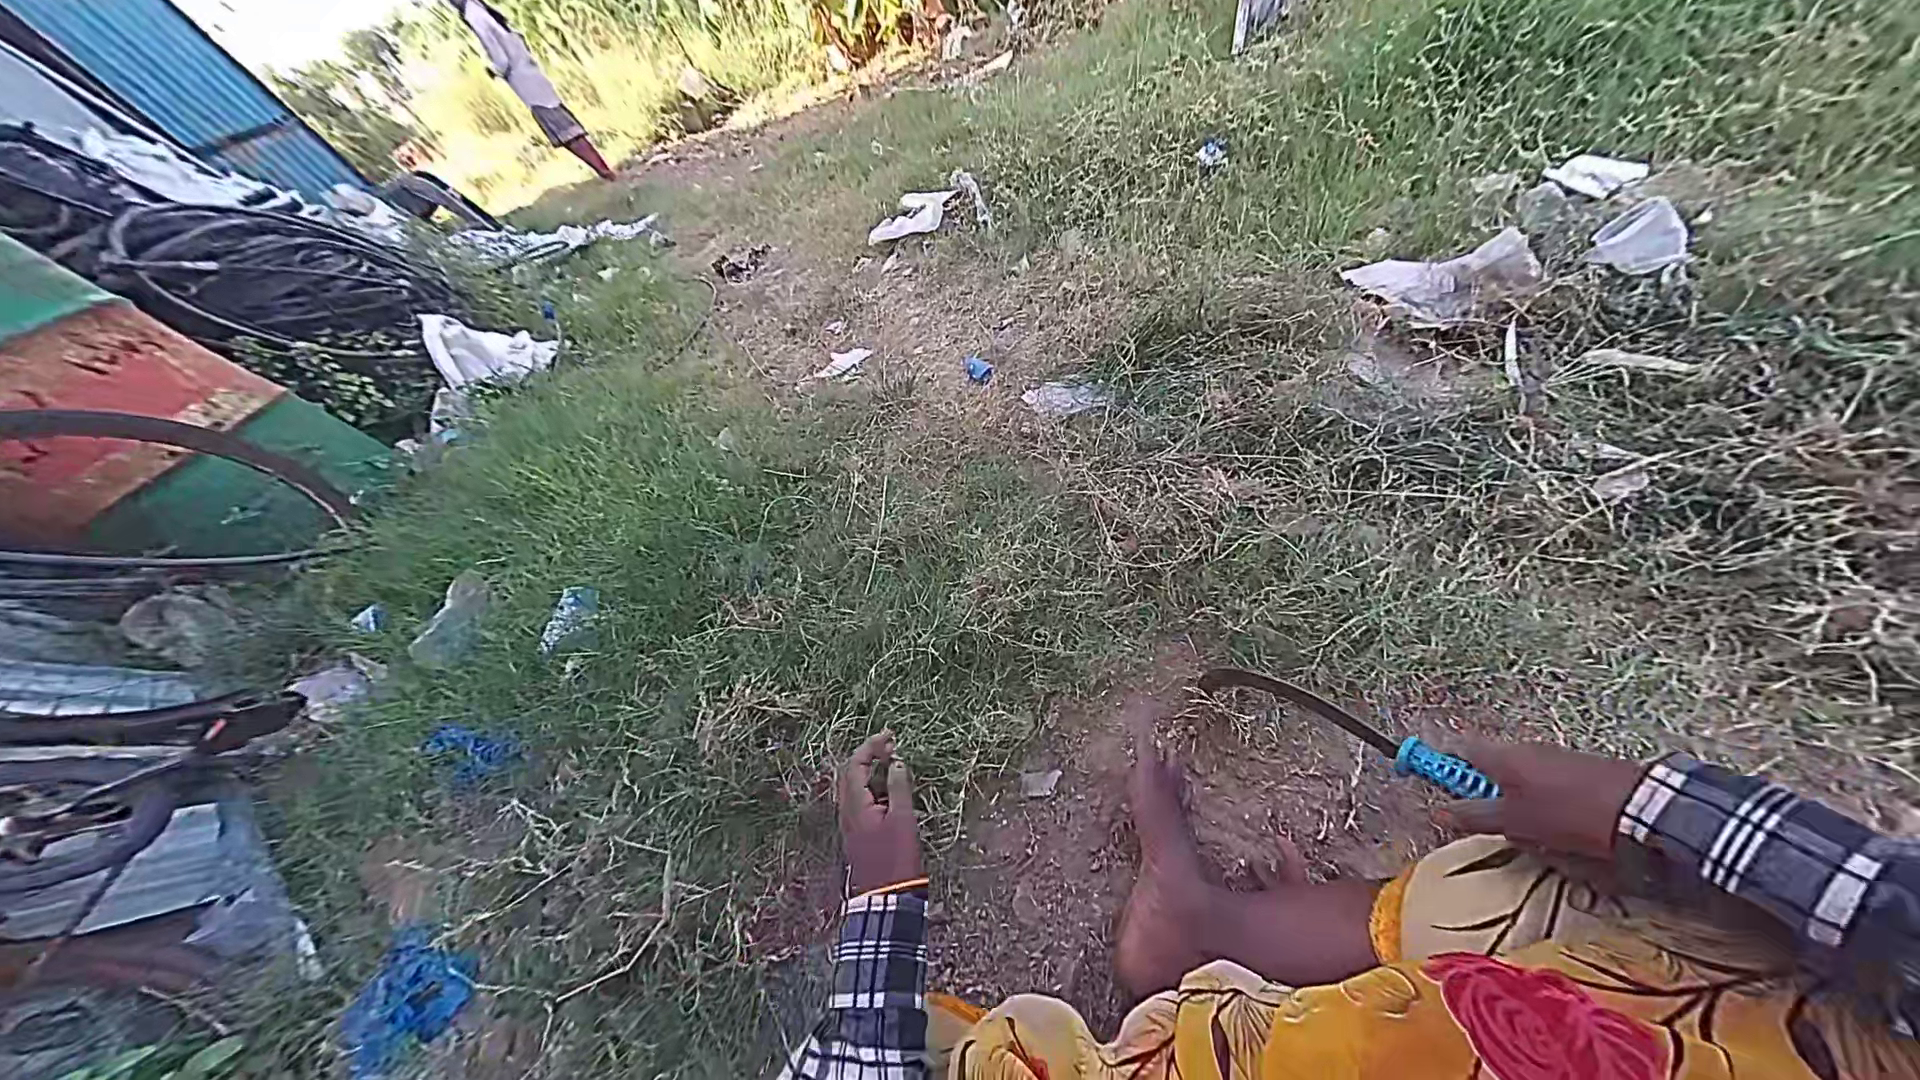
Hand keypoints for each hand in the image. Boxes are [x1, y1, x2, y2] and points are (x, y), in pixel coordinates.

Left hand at [838, 730, 921, 894]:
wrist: (888, 898)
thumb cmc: (896, 858)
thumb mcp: (902, 818)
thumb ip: (898, 786)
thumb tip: (896, 762)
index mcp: (854, 805)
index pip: (855, 765)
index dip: (871, 746)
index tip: (891, 737)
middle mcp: (847, 811)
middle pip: (851, 772)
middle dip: (870, 755)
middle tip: (892, 747)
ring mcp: (851, 822)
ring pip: (856, 786)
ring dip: (873, 770)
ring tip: (896, 764)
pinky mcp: (859, 831)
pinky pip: (862, 799)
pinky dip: (875, 786)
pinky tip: (892, 789)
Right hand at [1432, 738, 1645, 860]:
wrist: (1645, 809)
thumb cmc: (1565, 813)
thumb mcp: (1514, 821)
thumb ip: (1474, 815)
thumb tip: (1438, 812)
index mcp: (1497, 755)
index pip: (1456, 750)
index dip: (1445, 765)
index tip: (1444, 786)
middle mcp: (1521, 748)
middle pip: (1488, 763)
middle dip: (1486, 788)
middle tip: (1494, 818)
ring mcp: (1553, 755)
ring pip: (1519, 772)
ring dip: (1516, 795)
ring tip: (1532, 826)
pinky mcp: (1581, 766)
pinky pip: (1547, 779)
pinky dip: (1543, 796)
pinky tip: (1561, 821)